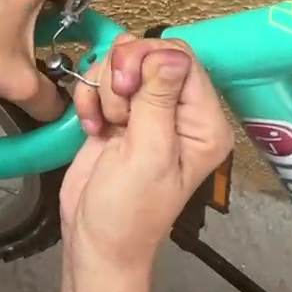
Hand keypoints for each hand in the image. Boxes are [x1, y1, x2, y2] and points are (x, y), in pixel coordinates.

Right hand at [60, 36, 232, 273]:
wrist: (93, 238)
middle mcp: (180, 113)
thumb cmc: (127, 210)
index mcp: (203, 123)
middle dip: (120, 74)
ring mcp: (147, 112)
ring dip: (102, 88)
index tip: (125, 87)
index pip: (181, 60)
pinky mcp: (118, 114)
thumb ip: (158, 101)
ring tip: (104, 123)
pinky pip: (101, 81)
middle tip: (114, 110)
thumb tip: (170, 53)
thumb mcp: (146, 155)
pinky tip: (91, 126)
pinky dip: (89, 97)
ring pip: (120, 64)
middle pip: (147, 55)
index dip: (147, 62)